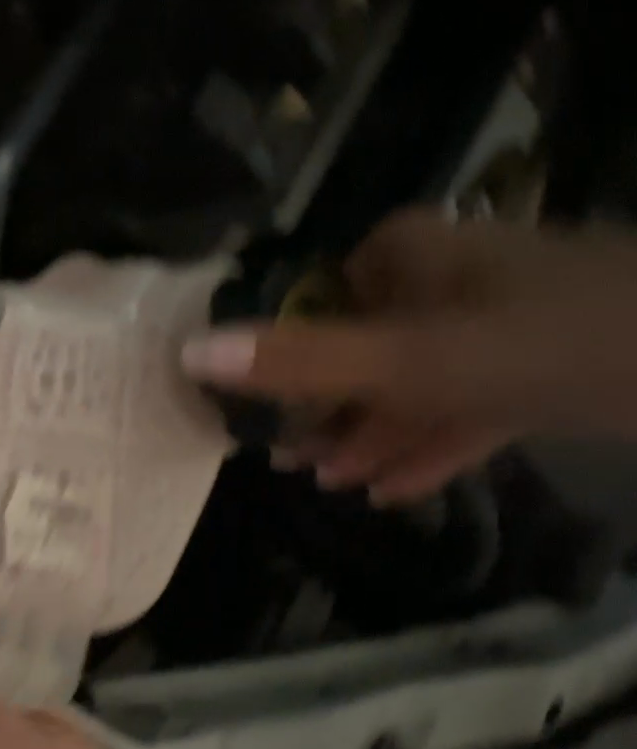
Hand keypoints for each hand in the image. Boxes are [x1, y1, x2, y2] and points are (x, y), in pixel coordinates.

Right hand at [181, 210, 636, 504]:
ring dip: (366, 434)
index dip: (273, 350)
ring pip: (407, 383)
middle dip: (320, 409)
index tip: (244, 400)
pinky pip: (462, 407)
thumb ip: (301, 360)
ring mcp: (497, 326)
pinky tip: (390, 490)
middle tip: (282, 458)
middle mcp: (445, 283)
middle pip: (354, 346)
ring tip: (325, 483)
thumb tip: (184, 353)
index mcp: (410, 258)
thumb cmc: (564, 342)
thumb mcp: (419, 357)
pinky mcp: (541, 368)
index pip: (310, 298)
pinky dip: (424, 444)